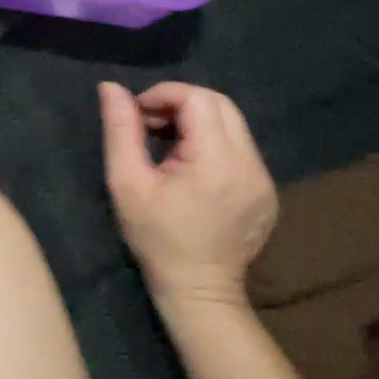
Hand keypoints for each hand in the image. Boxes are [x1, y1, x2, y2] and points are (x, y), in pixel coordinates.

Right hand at [99, 82, 276, 307]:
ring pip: (232, 123)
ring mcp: (264, 179)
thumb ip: (120, 129)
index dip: (163, 94)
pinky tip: (190, 165)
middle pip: (220, 104)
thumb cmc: (156, 237)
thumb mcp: (126, 182)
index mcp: (217, 162)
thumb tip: (111, 87)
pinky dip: (213, 141)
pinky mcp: (266, 191)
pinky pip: (240, 147)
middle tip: (151, 123)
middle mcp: (250, 165)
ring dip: (197, 120)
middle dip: (181, 102)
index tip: (138, 113)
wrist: (199, 290)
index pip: (198, 99)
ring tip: (168, 143)